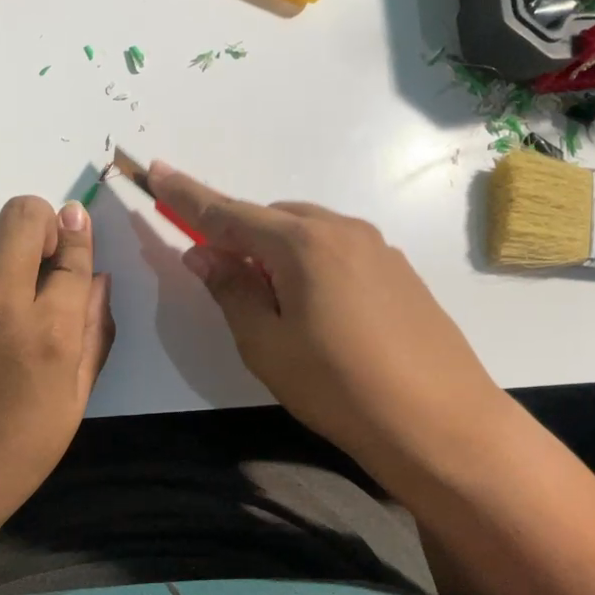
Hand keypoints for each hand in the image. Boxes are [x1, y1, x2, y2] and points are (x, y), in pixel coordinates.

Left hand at [0, 196, 114, 538]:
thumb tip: (96, 280)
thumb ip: (91, 336)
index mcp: (49, 331)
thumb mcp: (73, 402)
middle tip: (39, 253)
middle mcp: (0, 304)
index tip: (77, 229)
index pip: (71, 251)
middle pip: (22, 215)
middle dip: (40, 220)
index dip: (79, 233)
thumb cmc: (17, 454)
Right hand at [150, 162, 502, 459]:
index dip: (186, 195)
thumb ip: (231, 291)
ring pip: (307, 235)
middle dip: (237, 235)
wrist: (439, 423)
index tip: (155, 170)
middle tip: (219, 276)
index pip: (228, 213)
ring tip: (270, 306)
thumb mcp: (266, 345)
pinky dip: (309, 266)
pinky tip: (315, 314)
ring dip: (275, 253)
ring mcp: (378, 250)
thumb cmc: (337, 386)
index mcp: (302, 244)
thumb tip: (203, 253)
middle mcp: (343, 231)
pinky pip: (337, 254)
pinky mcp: (400, 274)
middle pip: (271, 219)